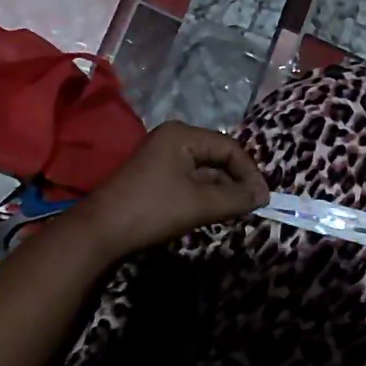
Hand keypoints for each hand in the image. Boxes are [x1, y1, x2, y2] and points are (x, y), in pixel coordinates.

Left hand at [73, 122, 269, 257]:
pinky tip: (214, 213)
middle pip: (217, 156)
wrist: (102, 230)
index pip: (229, 147)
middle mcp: (173, 139)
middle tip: (252, 208)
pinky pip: (190, 180)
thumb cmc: (152, 210)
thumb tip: (262, 196)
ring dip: (221, 190)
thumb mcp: (200, 204)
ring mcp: (162, 158)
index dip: (250, 172)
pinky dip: (205, 195)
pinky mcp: (156, 177)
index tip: (263, 199)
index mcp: (182, 135)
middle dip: (236, 181)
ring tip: (236, 213)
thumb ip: (235, 198)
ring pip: (204, 171)